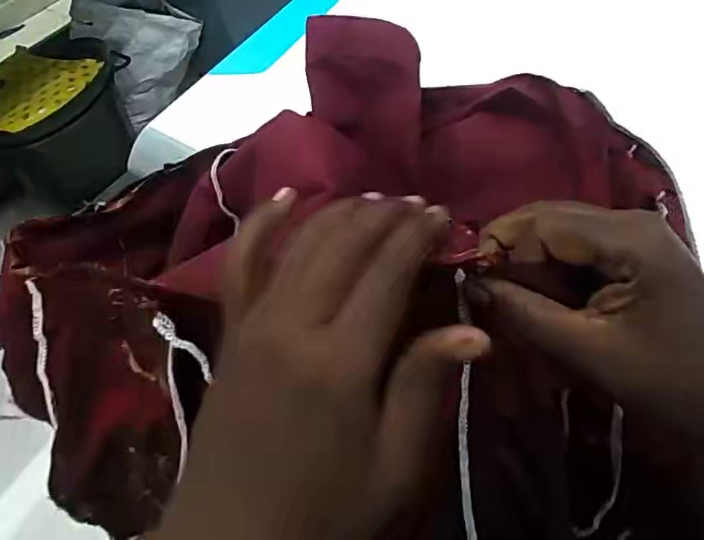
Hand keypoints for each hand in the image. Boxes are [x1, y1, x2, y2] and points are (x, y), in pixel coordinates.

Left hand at [153, 192, 491, 539]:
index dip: (418, 235)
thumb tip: (473, 331)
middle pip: (345, 245)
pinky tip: (285, 196)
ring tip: (374, 197)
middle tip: (417, 203)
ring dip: (341, 211)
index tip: (443, 214)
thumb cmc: (324, 514)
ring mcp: (255, 319)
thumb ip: (424, 390)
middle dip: (385, 215)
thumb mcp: (391, 470)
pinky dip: (262, 221)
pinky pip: (241, 260)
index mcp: (341, 362)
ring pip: (302, 242)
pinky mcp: (231, 326)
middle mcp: (294, 324)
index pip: (387, 273)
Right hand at [472, 201, 703, 452]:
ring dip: (533, 257)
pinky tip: (548, 293)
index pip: (544, 223)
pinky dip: (556, 264)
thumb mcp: (589, 353)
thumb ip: (527, 313)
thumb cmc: (670, 386)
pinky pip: (581, 242)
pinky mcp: (640, 248)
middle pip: (551, 216)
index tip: (476, 281)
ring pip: (562, 227)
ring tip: (515, 292)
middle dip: (515, 249)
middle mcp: (634, 219)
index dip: (503, 246)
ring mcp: (640, 231)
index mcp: (631, 237)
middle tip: (487, 285)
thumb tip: (473, 284)